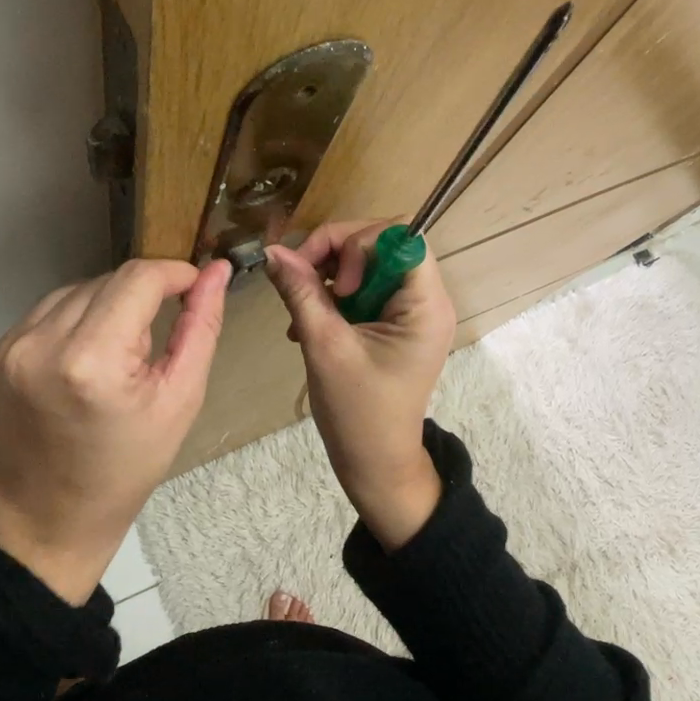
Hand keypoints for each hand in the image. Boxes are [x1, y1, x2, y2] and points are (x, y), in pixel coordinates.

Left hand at [0, 258, 230, 604]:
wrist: (51, 513)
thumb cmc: (127, 468)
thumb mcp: (180, 401)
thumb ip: (200, 329)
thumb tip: (218, 272)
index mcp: (92, 360)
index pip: (138, 279)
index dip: (174, 273)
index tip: (196, 287)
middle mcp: (43, 342)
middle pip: (108, 280)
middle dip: (143, 297)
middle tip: (158, 341)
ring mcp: (13, 345)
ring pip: (78, 289)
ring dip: (109, 306)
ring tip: (122, 354)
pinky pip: (51, 310)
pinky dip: (79, 321)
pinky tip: (90, 358)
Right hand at [264, 221, 455, 549]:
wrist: (376, 464)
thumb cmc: (357, 414)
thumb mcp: (324, 348)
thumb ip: (300, 294)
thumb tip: (273, 251)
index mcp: (425, 305)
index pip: (401, 236)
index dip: (358, 244)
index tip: (333, 283)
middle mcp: (426, 300)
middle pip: (382, 244)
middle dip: (335, 255)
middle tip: (300, 283)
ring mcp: (410, 313)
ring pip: (367, 264)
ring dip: (327, 277)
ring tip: (300, 311)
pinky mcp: (394, 325)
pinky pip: (363, 290)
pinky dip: (332, 297)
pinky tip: (307, 325)